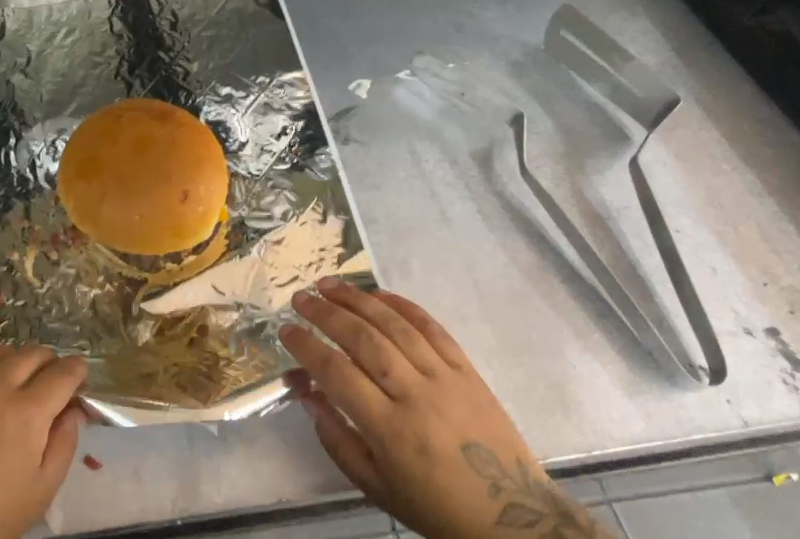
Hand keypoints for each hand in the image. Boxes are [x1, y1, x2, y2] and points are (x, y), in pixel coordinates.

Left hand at [0, 343, 88, 538]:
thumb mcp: (43, 488)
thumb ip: (65, 442)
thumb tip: (75, 409)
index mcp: (27, 414)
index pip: (63, 373)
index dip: (78, 371)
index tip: (80, 377)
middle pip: (34, 354)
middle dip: (50, 364)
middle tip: (50, 382)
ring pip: (1, 349)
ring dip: (17, 358)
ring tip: (17, 377)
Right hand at [282, 280, 607, 538]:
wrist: (514, 517)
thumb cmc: (436, 506)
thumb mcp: (377, 487)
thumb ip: (337, 440)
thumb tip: (308, 394)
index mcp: (390, 430)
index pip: (337, 373)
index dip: (307, 347)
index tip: (285, 330)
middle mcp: (416, 396)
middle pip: (363, 340)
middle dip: (326, 313)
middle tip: (300, 297)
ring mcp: (445, 379)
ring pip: (395, 326)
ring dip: (358, 299)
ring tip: (329, 284)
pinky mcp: (468, 371)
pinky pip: (432, 328)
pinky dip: (402, 305)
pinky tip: (377, 294)